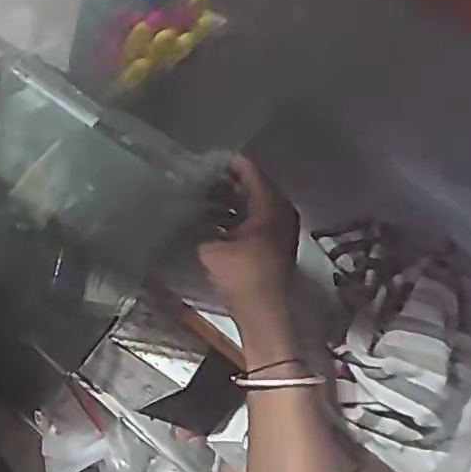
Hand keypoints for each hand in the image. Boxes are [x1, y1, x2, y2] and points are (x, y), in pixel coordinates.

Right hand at [198, 155, 296, 322]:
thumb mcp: (211, 250)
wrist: (264, 312)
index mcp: (269, 205)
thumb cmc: (241, 276)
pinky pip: (251, 222)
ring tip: (200, 200)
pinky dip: (233, 220)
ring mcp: (278, 231)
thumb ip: (201, 230)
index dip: (228, 163)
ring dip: (228, 204)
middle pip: (252, 188)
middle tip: (199, 179)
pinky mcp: (271, 248)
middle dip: (226, 184)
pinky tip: (212, 224)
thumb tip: (191, 221)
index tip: (207, 159)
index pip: (250, 172)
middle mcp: (279, 213)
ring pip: (251, 207)